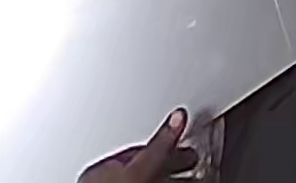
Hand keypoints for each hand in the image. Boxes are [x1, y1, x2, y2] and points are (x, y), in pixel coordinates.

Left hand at [79, 108, 195, 182]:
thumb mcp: (137, 172)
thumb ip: (157, 147)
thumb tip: (176, 119)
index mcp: (99, 174)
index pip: (136, 149)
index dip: (164, 142)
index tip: (184, 139)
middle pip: (145, 170)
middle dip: (172, 166)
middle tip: (193, 160)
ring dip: (174, 181)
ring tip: (196, 179)